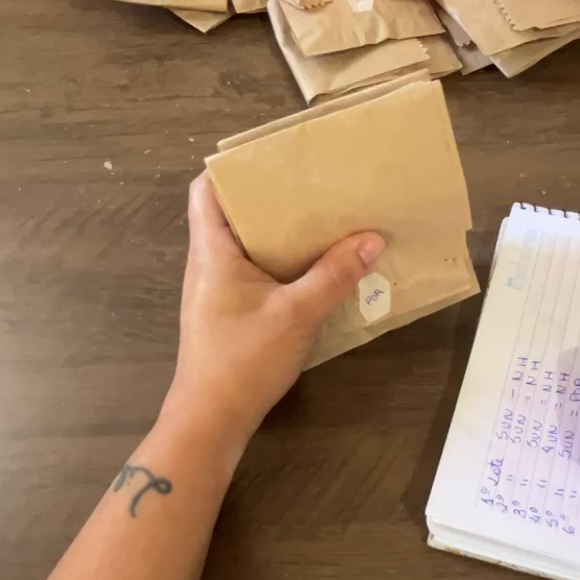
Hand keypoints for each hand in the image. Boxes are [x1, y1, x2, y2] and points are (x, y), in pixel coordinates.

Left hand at [164, 175, 383, 442]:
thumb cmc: (243, 361)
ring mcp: (217, 288)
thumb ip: (335, 276)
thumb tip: (372, 239)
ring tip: (324, 218)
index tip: (276, 158)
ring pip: (248, 243)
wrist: (212, 420)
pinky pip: (256, 270)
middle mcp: (209, 262)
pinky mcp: (230, 310)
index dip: (234, 168)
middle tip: (315, 184)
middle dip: (272, 196)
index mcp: (212, 251)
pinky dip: (282, 261)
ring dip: (281, 231)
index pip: (207, 190)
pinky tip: (317, 266)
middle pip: (233, 212)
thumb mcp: (296, 315)